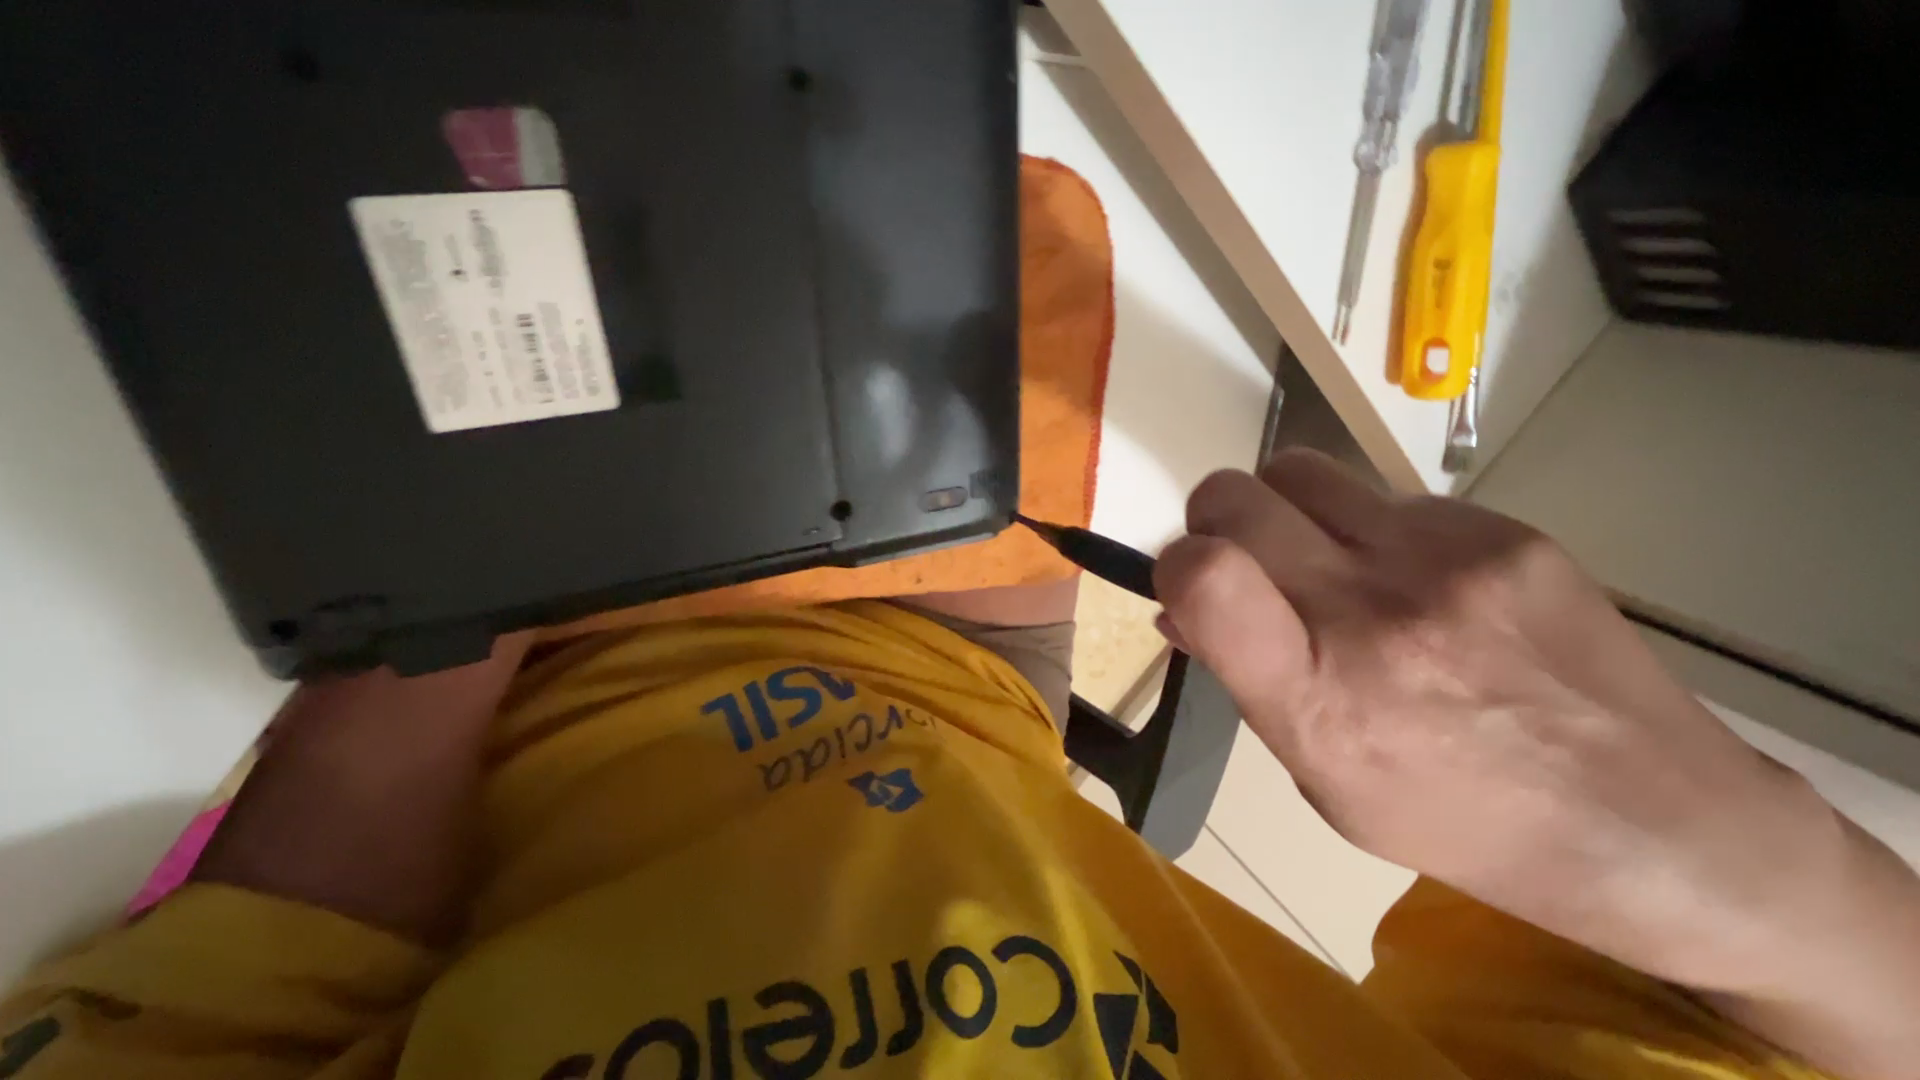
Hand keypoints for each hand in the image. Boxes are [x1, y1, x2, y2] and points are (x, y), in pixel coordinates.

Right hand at [1154, 449, 1919, 1077]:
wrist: (1656, 821)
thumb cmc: (1464, 823)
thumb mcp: (1327, 782)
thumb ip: (1248, 683)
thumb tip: (1182, 609)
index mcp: (1321, 700)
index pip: (1206, 576)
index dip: (1174, 562)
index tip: (1188, 584)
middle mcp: (1375, 614)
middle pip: (1235, 496)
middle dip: (1212, 519)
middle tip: (1239, 558)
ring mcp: (1445, 559)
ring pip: (1299, 469)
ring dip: (1280, 507)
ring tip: (1318, 556)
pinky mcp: (1502, 528)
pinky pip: (1386, 497)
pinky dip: (1368, 529)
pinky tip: (1417, 582)